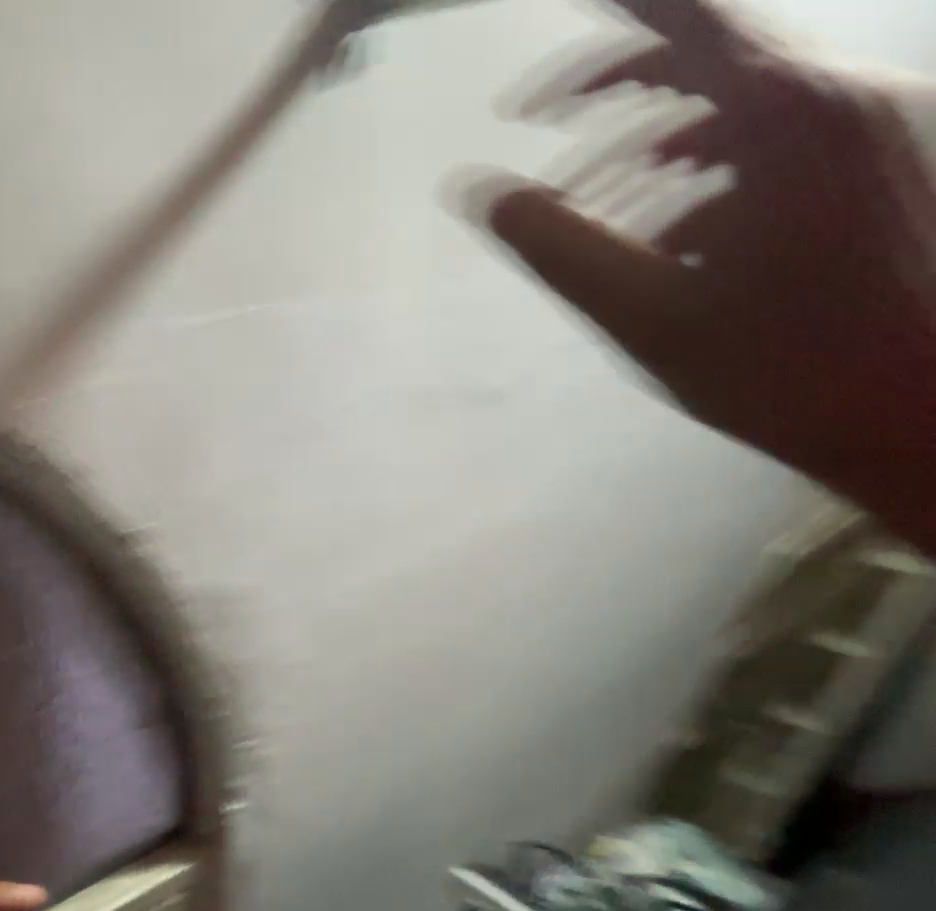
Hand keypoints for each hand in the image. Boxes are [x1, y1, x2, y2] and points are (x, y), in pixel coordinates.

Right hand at [458, 0, 935, 542]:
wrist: (927, 414)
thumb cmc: (784, 368)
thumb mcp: (642, 312)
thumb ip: (553, 244)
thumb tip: (476, 190)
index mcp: (787, 119)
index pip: (686, 24)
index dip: (614, 16)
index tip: (563, 9)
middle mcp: (843, 99)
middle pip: (710, 53)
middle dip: (613, 81)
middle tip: (534, 113)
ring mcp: (876, 128)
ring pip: (743, 98)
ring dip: (655, 131)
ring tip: (590, 183)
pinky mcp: (888, 162)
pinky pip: (781, 134)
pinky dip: (708, 161)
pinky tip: (666, 225)